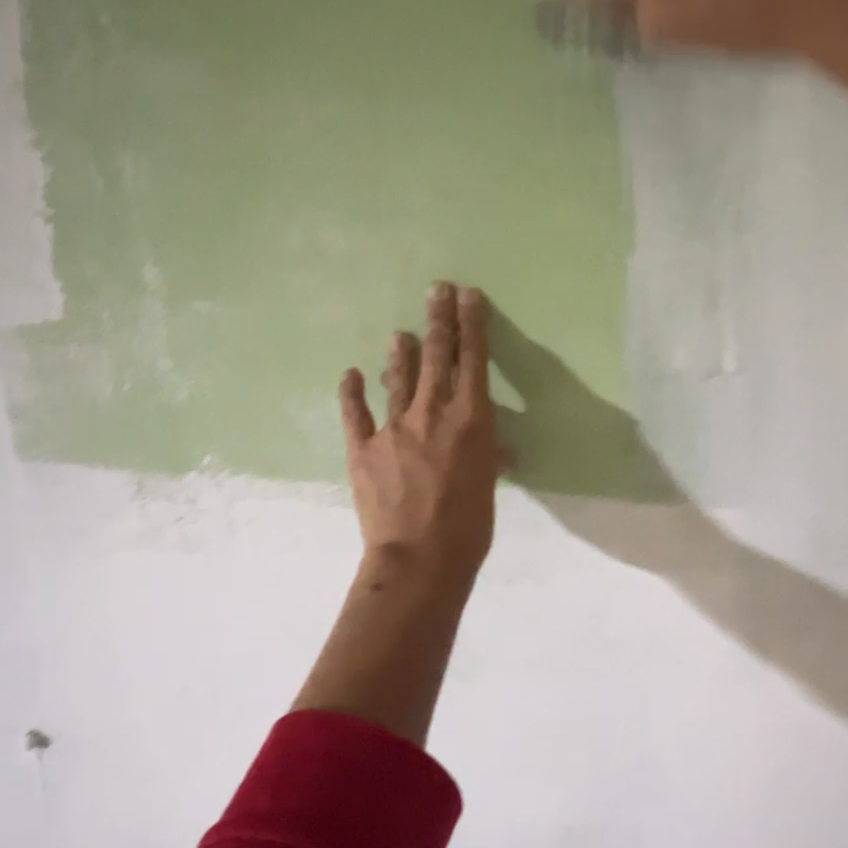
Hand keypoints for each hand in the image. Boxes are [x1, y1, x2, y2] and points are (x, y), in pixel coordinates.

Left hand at [338, 283, 502, 588]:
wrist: (420, 558)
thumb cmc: (469, 525)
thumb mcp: (490, 486)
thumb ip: (489, 457)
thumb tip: (496, 449)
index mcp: (470, 419)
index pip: (474, 360)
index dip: (472, 324)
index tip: (468, 295)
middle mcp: (432, 412)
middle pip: (437, 355)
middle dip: (439, 319)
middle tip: (436, 289)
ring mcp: (393, 428)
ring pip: (398, 378)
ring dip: (401, 354)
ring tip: (401, 333)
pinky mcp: (363, 449)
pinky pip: (355, 414)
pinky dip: (353, 392)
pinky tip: (351, 374)